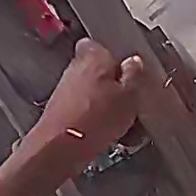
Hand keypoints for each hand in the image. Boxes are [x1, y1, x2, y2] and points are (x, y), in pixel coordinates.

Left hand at [25, 39, 146, 177]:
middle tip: (133, 103)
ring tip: (125, 126)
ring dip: (107, 107)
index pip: (103, 46)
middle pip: (101, 73)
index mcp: (93, 55)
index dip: (118, 60)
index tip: (132, 74)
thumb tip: (135, 63)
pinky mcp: (60, 114)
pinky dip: (96, 122)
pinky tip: (109, 136)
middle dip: (116, 88)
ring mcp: (64, 92)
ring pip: (94, 95)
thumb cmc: (96, 117)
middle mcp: (75, 69)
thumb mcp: (130, 94)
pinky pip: (85, 114)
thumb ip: (135, 74)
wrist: (60, 148)